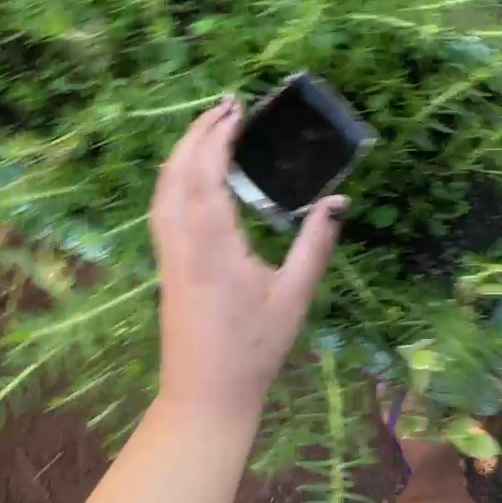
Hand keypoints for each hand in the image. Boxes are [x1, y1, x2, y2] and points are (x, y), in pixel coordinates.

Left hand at [150, 96, 346, 416]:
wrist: (205, 397)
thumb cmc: (254, 348)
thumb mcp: (294, 296)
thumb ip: (315, 245)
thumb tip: (338, 201)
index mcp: (213, 247)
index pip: (206, 177)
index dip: (216, 138)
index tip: (235, 109)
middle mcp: (183, 244)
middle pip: (176, 175)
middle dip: (196, 133)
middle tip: (226, 106)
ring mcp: (169, 255)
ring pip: (163, 190)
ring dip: (183, 152)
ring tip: (210, 128)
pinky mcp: (167, 265)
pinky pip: (163, 207)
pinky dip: (176, 176)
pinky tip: (194, 173)